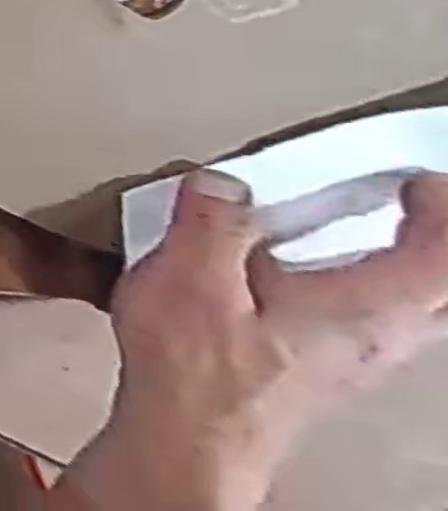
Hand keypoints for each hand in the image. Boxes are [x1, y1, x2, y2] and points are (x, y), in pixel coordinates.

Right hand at [56, 170, 447, 509]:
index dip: (442, 212)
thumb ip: (210, 223)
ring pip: (407, 306)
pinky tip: (308, 279)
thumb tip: (222, 183)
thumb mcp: (189, 276)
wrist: (187, 428)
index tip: (427, 181)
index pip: (439, 256)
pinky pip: (365, 317)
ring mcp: (349, 355)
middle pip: (438, 287)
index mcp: (359, 308)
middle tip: (422, 206)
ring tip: (368, 233)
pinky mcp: (316, 364)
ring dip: (404, 266)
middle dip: (437, 243)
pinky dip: (361, 286)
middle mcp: (374, 335)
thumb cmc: (196, 364)